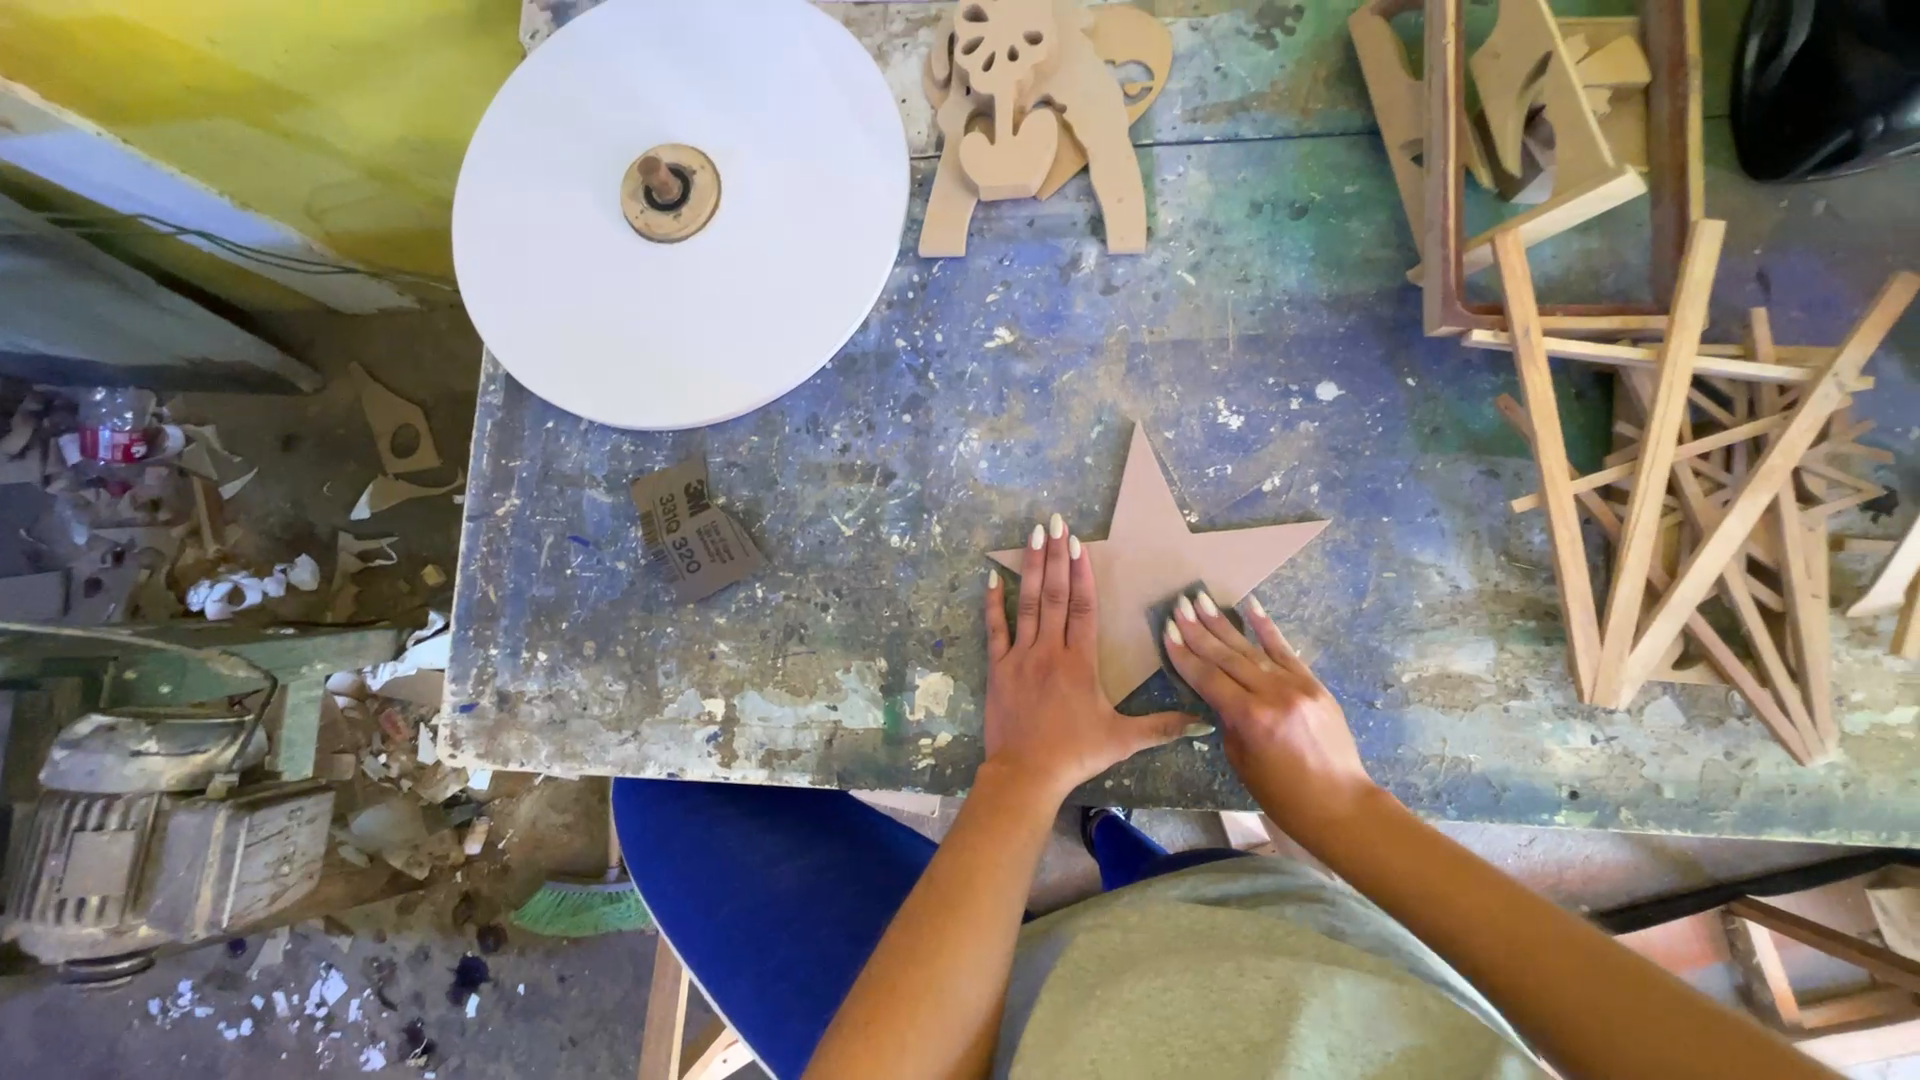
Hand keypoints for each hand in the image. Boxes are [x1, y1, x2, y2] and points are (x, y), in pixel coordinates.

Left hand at [983, 514, 1193, 803]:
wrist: (1026, 773)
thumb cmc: (1075, 754)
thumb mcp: (1123, 740)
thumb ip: (1163, 727)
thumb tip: (1204, 725)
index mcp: (1080, 661)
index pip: (1083, 607)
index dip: (1082, 573)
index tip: (1079, 543)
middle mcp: (1050, 650)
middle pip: (1054, 594)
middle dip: (1056, 556)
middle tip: (1055, 522)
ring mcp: (1021, 656)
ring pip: (1027, 604)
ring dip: (1031, 568)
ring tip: (1033, 536)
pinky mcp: (998, 668)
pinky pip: (995, 630)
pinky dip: (994, 604)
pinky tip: (993, 578)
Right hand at [1162, 590, 1377, 833]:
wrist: (1340, 805)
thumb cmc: (1282, 794)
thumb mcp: (1241, 759)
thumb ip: (1228, 720)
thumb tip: (1220, 693)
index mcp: (1250, 718)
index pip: (1207, 677)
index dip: (1184, 654)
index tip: (1167, 631)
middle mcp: (1272, 694)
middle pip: (1226, 656)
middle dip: (1198, 630)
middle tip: (1179, 605)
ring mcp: (1296, 686)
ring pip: (1251, 648)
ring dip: (1224, 623)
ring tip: (1202, 600)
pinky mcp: (1314, 684)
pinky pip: (1285, 651)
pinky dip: (1266, 628)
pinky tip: (1250, 605)